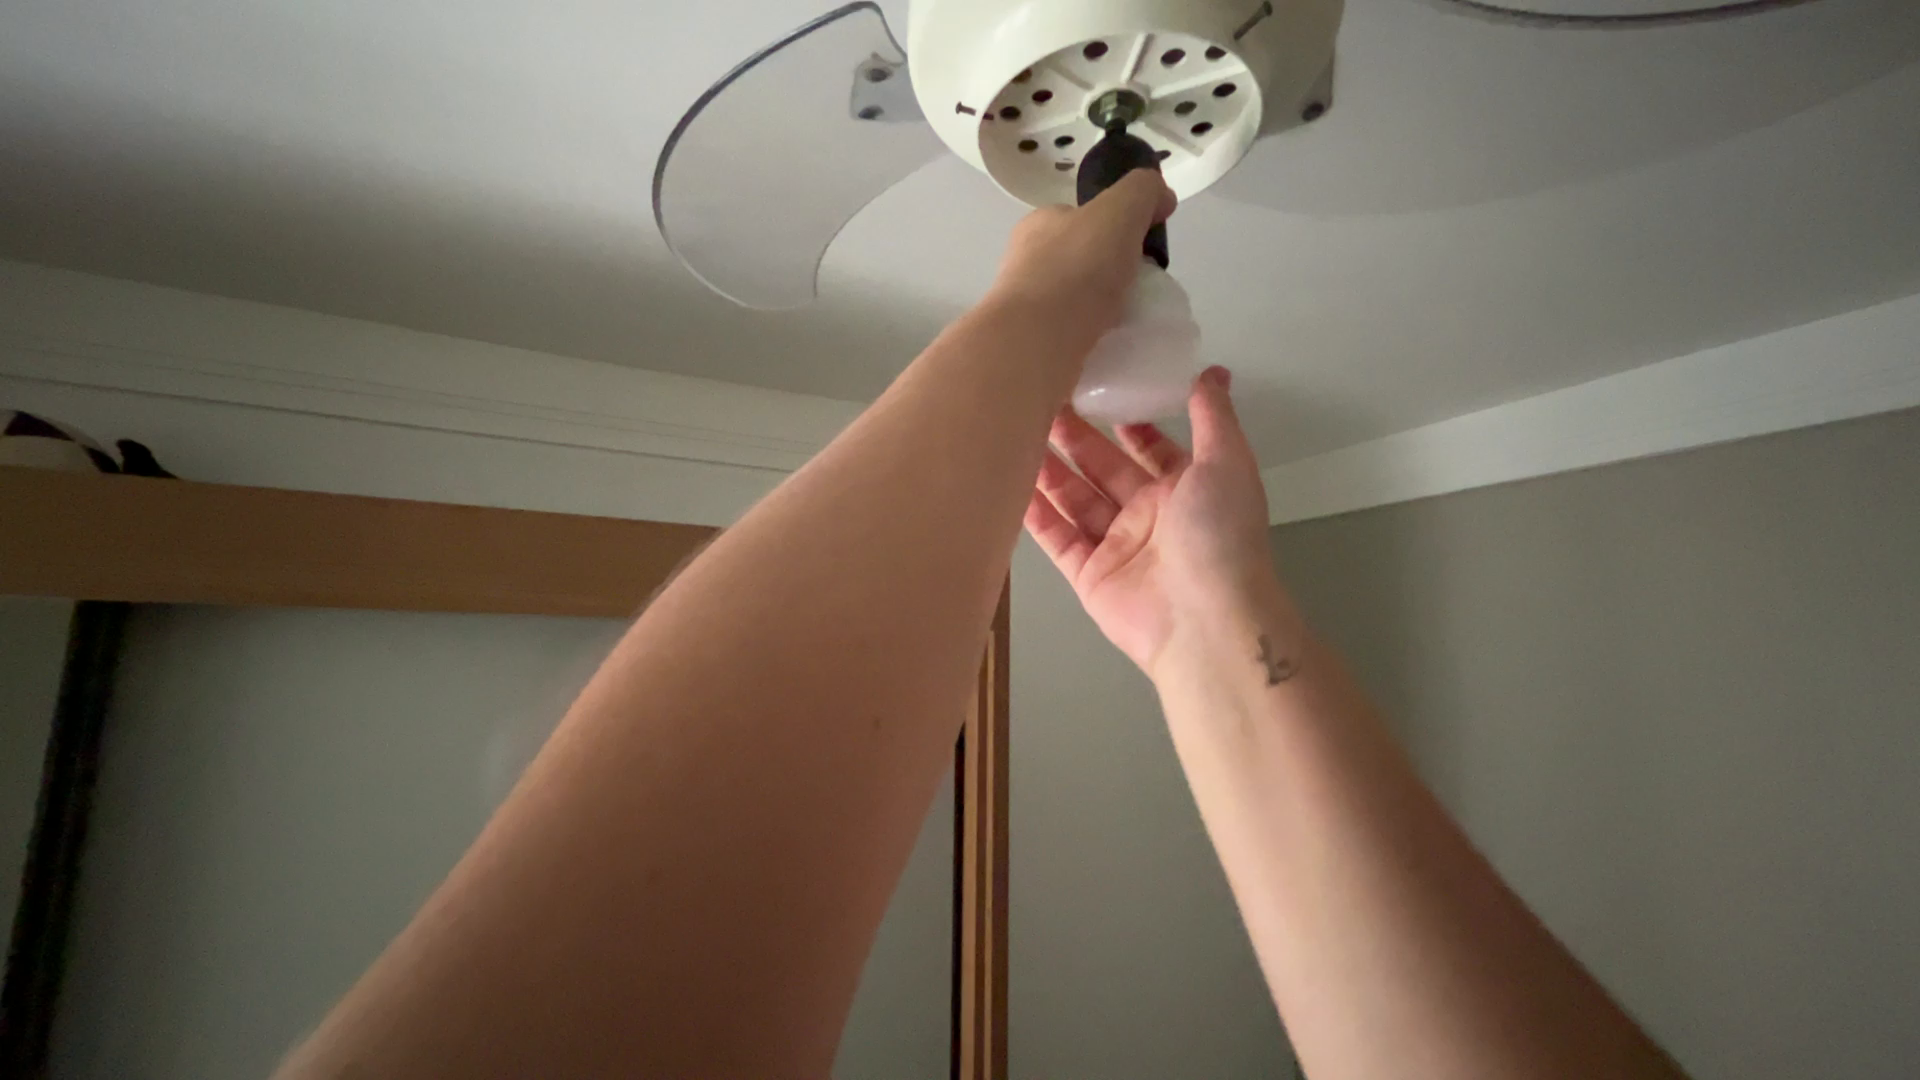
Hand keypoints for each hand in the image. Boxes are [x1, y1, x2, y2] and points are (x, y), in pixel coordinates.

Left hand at [984, 168, 1176, 338]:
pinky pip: (1068, 342)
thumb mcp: (1119, 211)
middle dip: (1105, 277)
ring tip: (1126, 324)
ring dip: (1098, 314)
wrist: (1037, 342)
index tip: (1138, 250)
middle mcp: (1025, 267)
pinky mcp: (1032, 351)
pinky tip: (1110, 350)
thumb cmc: (1076, 268)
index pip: (1076, 219)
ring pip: (1070, 307)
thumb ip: (1142, 193)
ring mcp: (1025, 312)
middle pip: (1075, 265)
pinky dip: (1090, 344)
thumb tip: (1161, 198)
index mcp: (1038, 226)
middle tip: (1136, 292)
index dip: (1110, 229)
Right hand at [1023, 367, 1279, 675]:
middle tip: (1042, 403)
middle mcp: (1149, 515)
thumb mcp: (1228, 463)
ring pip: (1074, 499)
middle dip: (1076, 438)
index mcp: (1184, 489)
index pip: (1149, 448)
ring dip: (1048, 469)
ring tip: (1016, 433)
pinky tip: (1009, 483)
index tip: (1095, 390)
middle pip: (1104, 468)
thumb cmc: (1219, 535)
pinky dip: (1034, 513)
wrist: (1205, 620)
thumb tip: (1211, 371)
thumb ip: (1213, 416)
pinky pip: (1056, 537)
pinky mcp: (1087, 574)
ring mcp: (1115, 545)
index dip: (1125, 421)